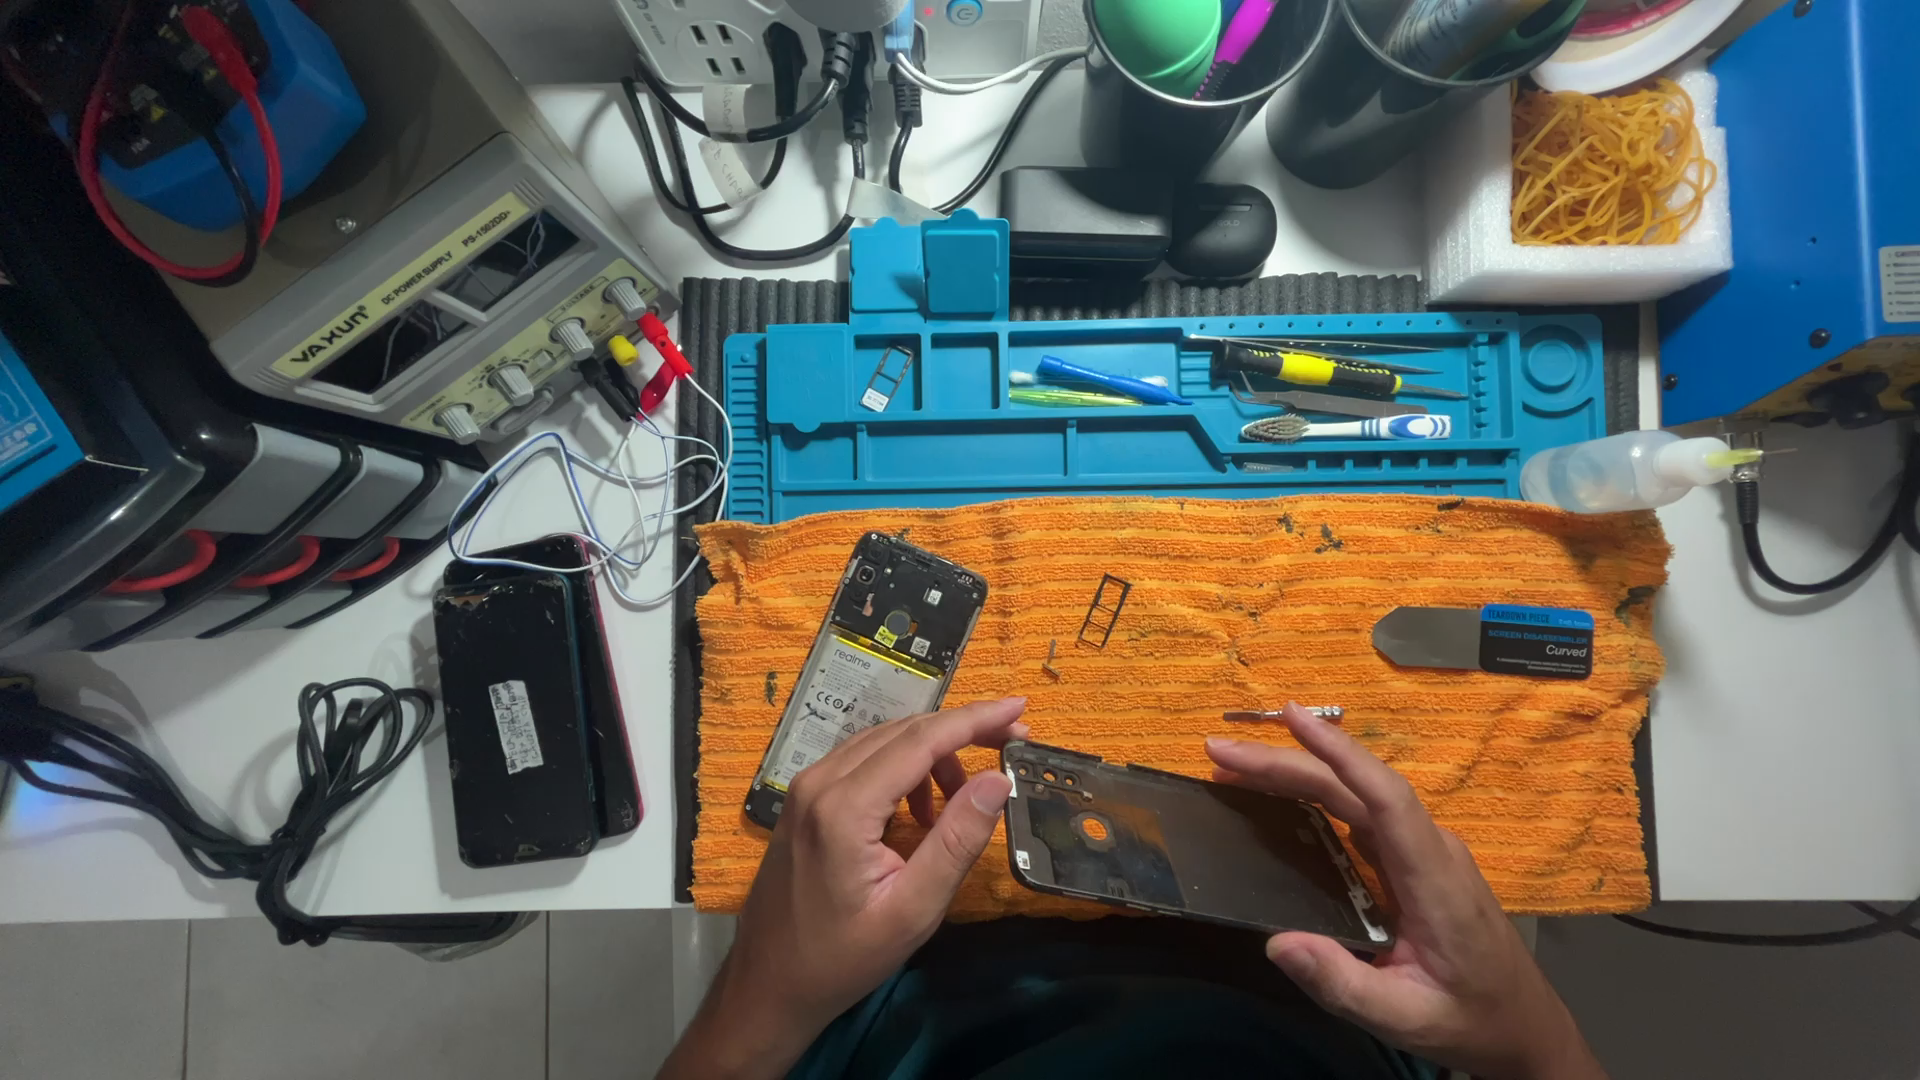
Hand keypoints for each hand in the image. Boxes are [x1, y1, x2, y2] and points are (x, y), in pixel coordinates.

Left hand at [661, 697, 1026, 1079]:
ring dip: (934, 752)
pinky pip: (866, 758)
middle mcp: (821, 779)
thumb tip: (998, 778)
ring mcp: (808, 783)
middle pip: (905, 731)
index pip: (921, 740)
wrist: (767, 984)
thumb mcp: (913, 911)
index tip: (1020, 707)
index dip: (976, 719)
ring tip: (964, 796)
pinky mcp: (806, 794)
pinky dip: (904, 767)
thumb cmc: (842, 959)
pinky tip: (921, 810)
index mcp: (845, 806)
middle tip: (1011, 740)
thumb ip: (958, 841)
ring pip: (885, 740)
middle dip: (962, 729)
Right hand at [1207, 705, 1606, 1079]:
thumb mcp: (1407, 1020)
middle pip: (1352, 786)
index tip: (1292, 715)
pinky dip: (1306, 791)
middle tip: (1218, 751)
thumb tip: (1276, 943)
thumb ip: (1344, 984)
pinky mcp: (1404, 854)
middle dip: (1284, 760)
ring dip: (1290, 770)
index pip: (1386, 797)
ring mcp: (1418, 846)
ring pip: (1349, 792)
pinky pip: (1352, 808)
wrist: (1527, 1031)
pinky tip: (1272, 790)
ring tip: (1231, 766)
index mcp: (1434, 878)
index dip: (1339, 752)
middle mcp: (1427, 846)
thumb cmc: (1472, 1021)